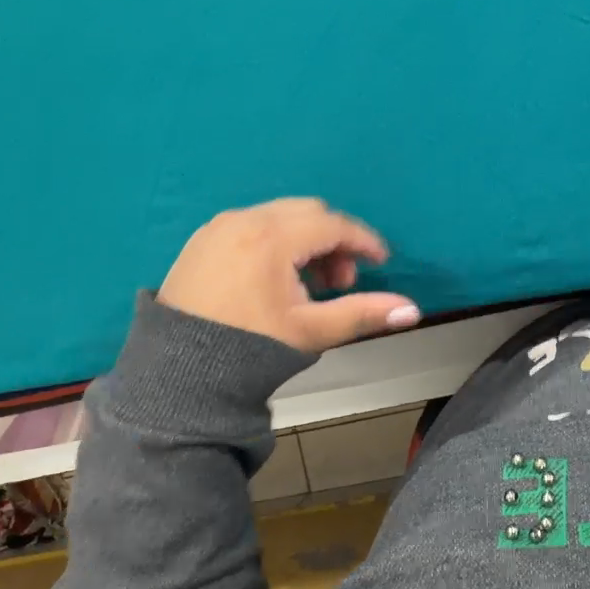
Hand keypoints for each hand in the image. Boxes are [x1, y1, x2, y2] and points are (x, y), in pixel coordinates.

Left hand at [157, 198, 421, 353]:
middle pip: (308, 212)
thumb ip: (364, 313)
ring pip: (280, 216)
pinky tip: (278, 280)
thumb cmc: (250, 351)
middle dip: (335, 241)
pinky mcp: (202, 240)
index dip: (364, 241)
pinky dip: (277, 242)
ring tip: (311, 286)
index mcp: (272, 237)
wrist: (176, 376)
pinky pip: (253, 225)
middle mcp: (244, 219)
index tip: (382, 262)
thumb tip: (413, 310)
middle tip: (341, 282)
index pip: (333, 225)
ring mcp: (219, 227)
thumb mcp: (311, 332)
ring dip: (307, 241)